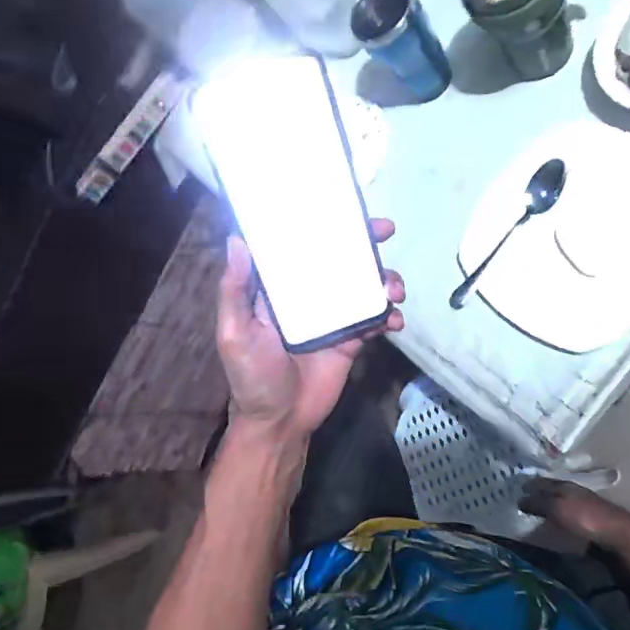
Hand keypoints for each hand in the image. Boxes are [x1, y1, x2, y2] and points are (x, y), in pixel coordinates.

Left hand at [216, 218, 405, 438]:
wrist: (280, 422)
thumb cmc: (252, 377)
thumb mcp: (234, 333)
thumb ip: (234, 290)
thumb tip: (236, 239)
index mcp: (279, 289)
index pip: (299, 247)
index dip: (319, 224)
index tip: (340, 207)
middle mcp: (307, 296)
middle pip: (339, 259)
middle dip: (364, 242)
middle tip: (384, 230)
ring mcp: (333, 317)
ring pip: (363, 286)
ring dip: (384, 280)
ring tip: (394, 290)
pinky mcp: (352, 339)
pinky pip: (376, 319)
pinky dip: (390, 316)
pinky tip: (395, 321)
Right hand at [520, 478, 629, 545]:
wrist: (621, 537)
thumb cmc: (586, 518)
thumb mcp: (557, 508)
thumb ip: (538, 502)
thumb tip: (519, 499)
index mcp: (565, 484)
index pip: (542, 480)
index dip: (529, 484)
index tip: (515, 488)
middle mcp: (576, 491)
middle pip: (553, 490)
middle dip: (539, 493)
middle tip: (522, 499)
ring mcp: (586, 507)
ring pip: (562, 503)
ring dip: (550, 506)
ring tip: (536, 513)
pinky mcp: (593, 523)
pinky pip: (570, 517)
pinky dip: (560, 518)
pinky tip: (555, 524)